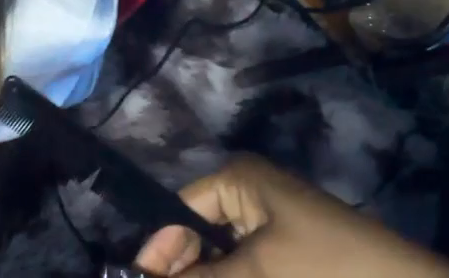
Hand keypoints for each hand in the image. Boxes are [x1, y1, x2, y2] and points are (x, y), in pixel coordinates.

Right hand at [133, 157, 272, 276]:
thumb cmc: (312, 259)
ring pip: (217, 246)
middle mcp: (243, 190)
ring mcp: (262, 217)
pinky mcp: (277, 243)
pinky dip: (223, 270)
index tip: (136, 273)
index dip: (160, 246)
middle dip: (179, 260)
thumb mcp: (257, 269)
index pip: (182, 210)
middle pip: (197, 227)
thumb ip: (206, 277)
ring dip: (200, 268)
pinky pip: (237, 255)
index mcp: (235, 179)